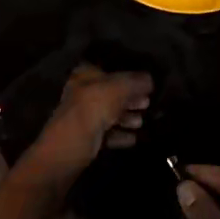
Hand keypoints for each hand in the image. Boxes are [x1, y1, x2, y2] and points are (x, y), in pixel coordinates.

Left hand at [25, 65, 153, 177]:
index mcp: (84, 76)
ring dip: (126, 117)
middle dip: (130, 99)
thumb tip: (150, 80)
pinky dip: (120, 135)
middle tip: (147, 103)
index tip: (145, 84)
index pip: (108, 70)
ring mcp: (82, 118)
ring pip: (109, 114)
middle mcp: (82, 94)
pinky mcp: (85, 139)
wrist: (69, 149)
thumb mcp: (119, 88)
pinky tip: (134, 138)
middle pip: (110, 93)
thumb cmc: (92, 108)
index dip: (127, 75)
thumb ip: (135, 81)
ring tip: (142, 122)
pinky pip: (106, 134)